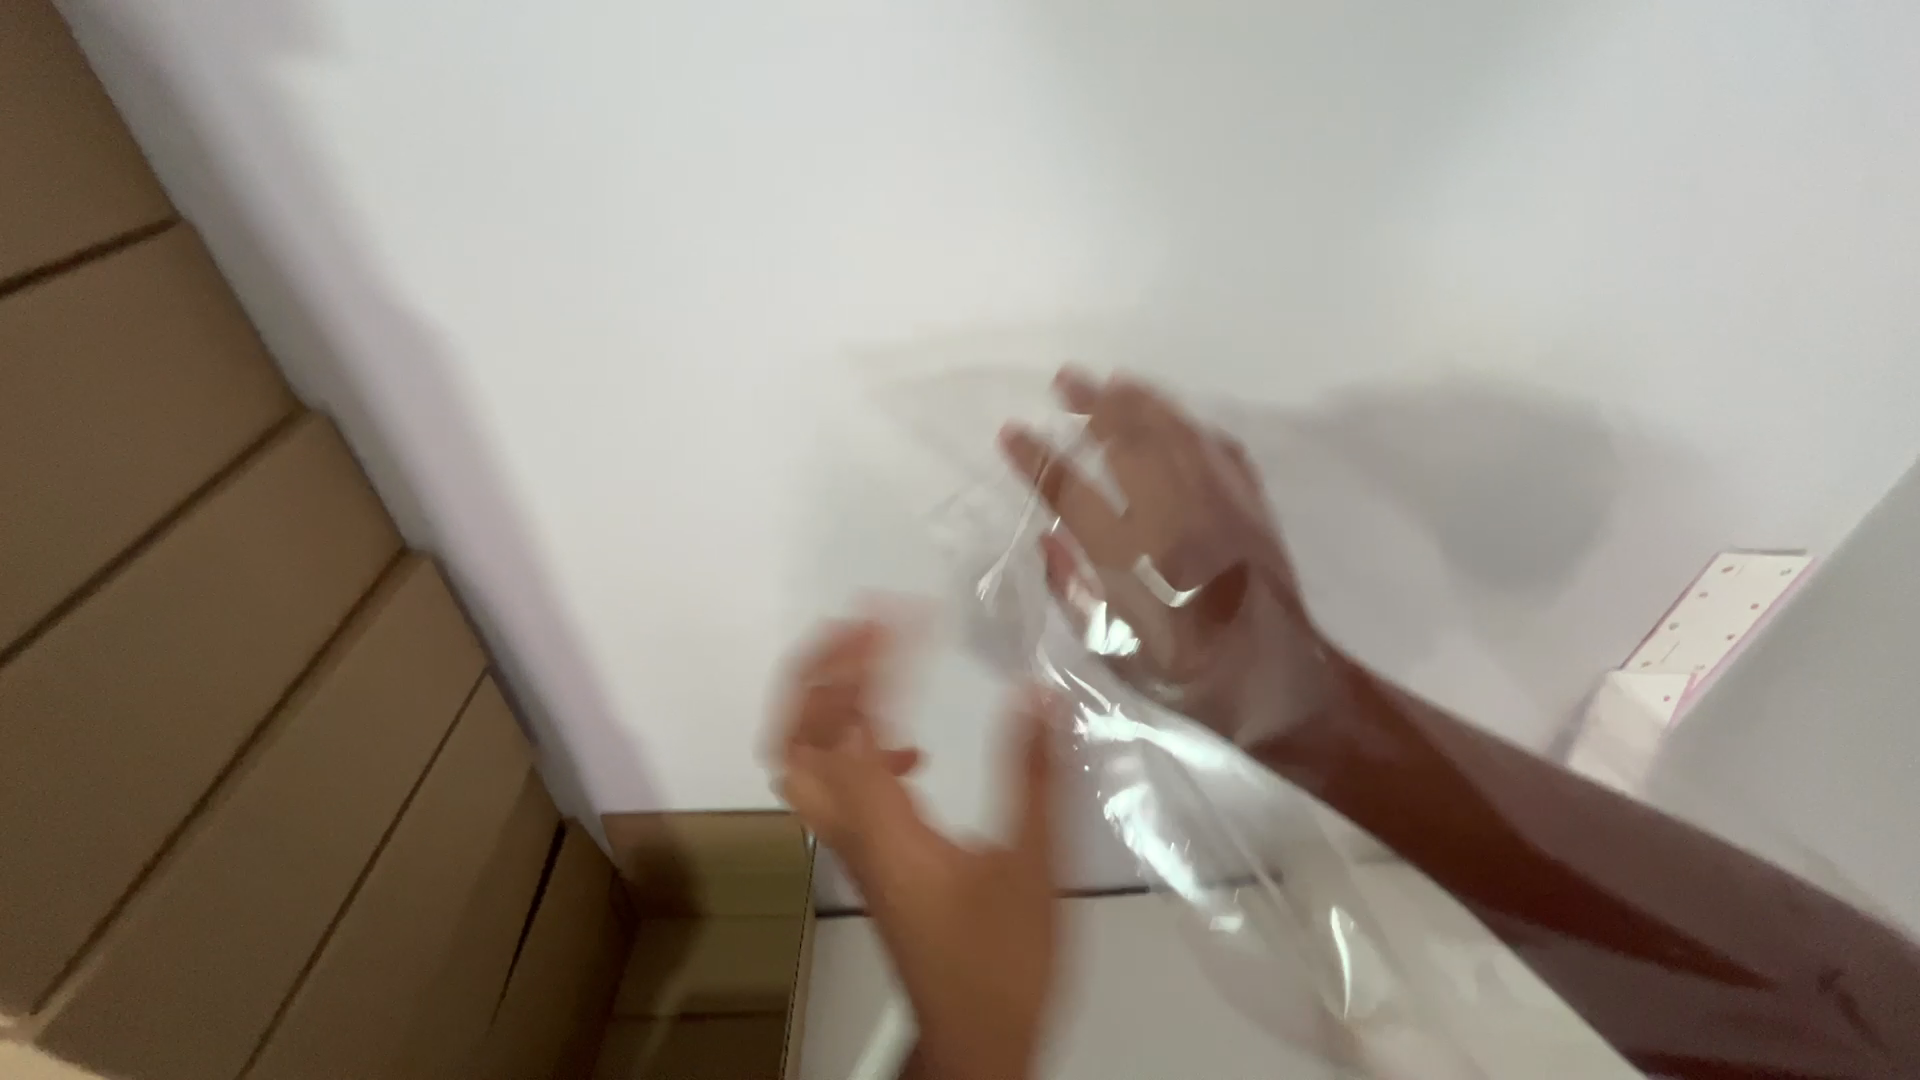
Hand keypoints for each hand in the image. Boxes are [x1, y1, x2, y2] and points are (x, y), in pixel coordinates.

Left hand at [770, 617, 1061, 1079]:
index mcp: (883, 823)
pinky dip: (852, 744)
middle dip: (819, 669)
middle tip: (858, 623)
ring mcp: (851, 843)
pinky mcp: (866, 855)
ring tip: (866, 658)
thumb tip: (1038, 694)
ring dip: (823, 700)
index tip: (895, 613)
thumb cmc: (1001, 963)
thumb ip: (1033, 775)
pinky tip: (906, 746)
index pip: (848, 721)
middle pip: (795, 737)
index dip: (863, 660)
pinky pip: (834, 784)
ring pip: (802, 761)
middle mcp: (851, 827)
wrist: (973, 1043)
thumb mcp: (1030, 865)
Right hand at [999, 368, 1325, 740]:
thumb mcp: (1115, 652)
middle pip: (1128, 443)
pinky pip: (1219, 448)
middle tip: (1065, 379)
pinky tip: (1174, 417)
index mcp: (1134, 562)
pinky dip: (1191, 426)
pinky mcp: (1253, 506)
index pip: (1072, 494)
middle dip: (1091, 405)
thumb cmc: (1189, 677)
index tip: (1012, 433)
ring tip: (1112, 380)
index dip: (1037, 460)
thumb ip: (1075, 594)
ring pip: (1176, 433)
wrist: (1282, 685)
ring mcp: (1221, 507)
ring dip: (1141, 401)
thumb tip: (1047, 541)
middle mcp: (1176, 521)